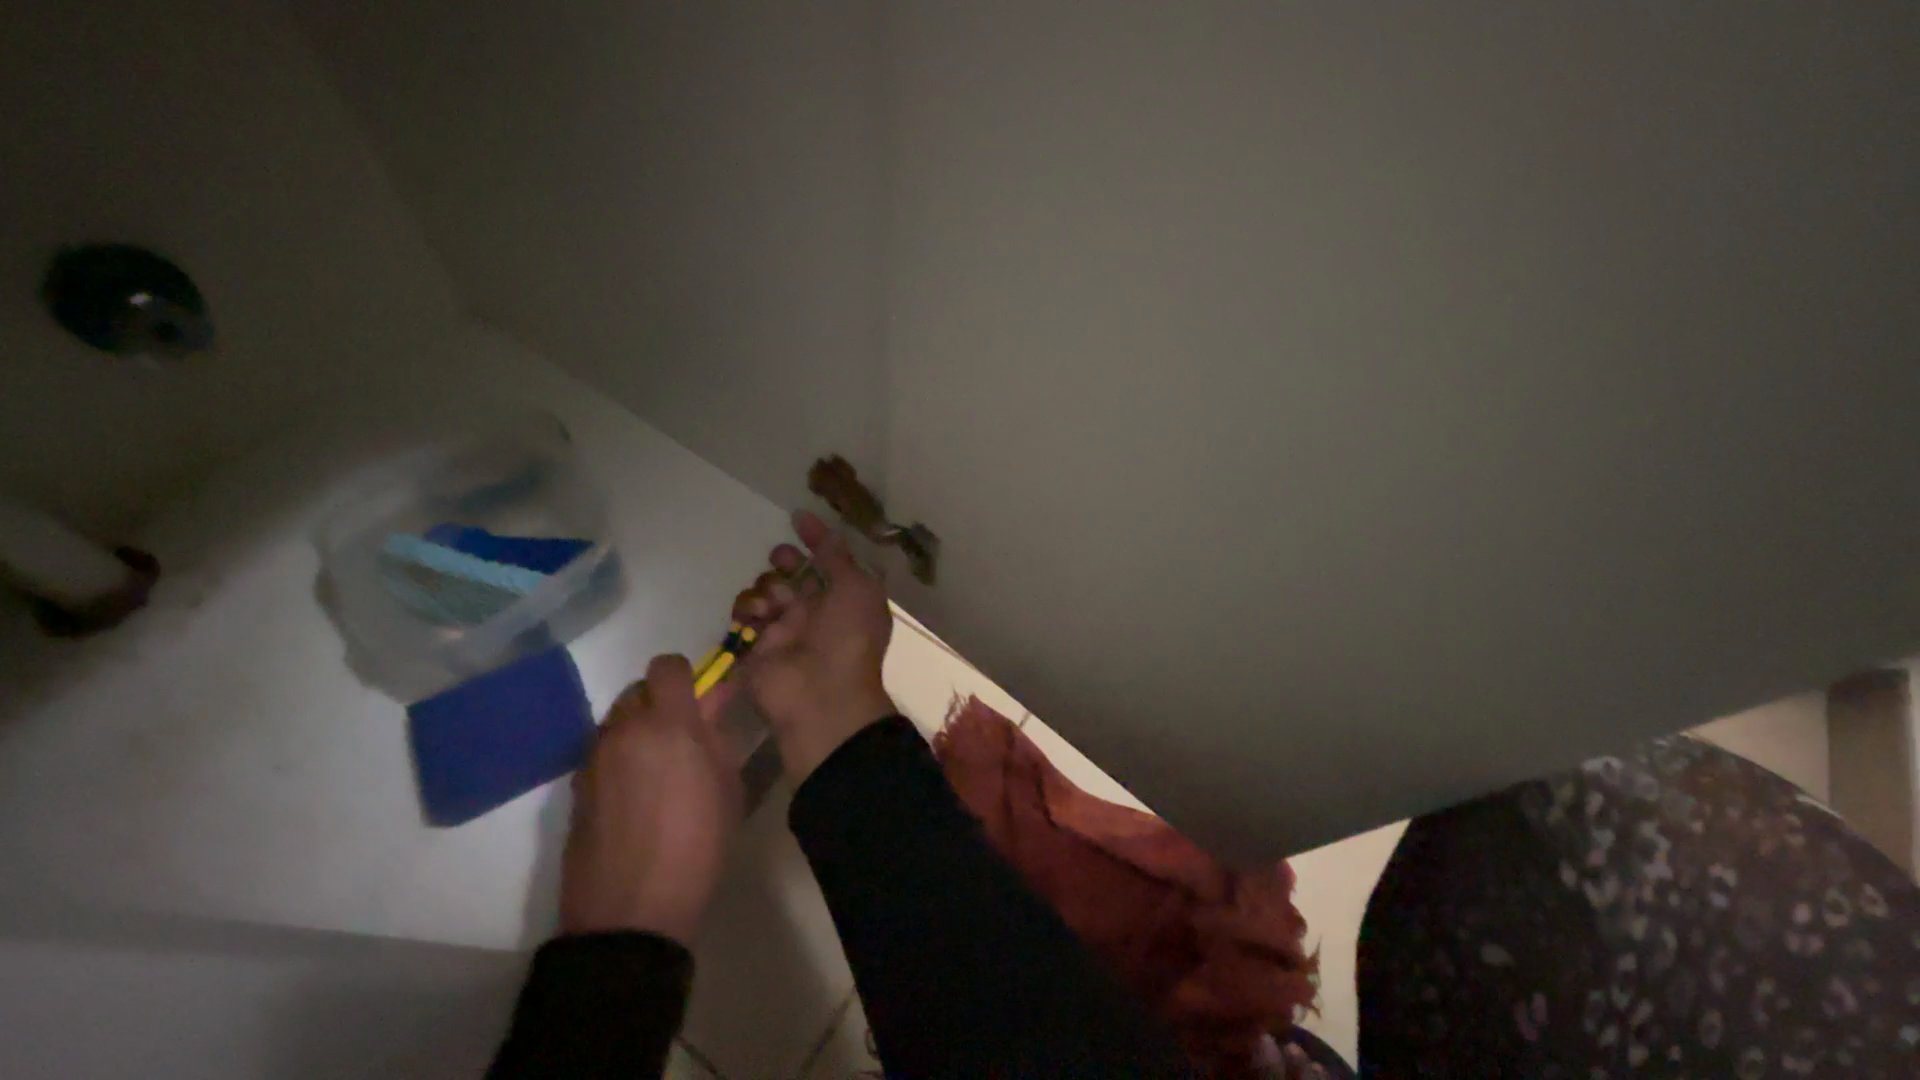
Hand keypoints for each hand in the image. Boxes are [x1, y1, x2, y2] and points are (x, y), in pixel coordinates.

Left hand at [558, 654, 743, 944]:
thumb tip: (714, 703)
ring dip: (637, 733)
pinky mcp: (575, 789)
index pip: (667, 666)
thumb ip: (718, 736)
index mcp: (668, 723)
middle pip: (637, 691)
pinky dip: (618, 762)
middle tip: (681, 740)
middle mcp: (624, 730)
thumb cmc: (698, 846)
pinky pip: (601, 755)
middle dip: (659, 704)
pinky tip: (634, 801)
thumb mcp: (728, 787)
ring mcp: (593, 759)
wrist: (631, 912)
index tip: (699, 702)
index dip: (685, 677)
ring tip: (657, 774)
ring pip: (616, 723)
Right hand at [732, 510, 896, 782]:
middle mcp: (814, 610)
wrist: (821, 698)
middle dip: (784, 559)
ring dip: (767, 586)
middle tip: (781, 559)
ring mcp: (784, 627)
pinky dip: (746, 607)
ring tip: (775, 603)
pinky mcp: (756, 644)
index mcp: (844, 598)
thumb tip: (815, 522)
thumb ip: (836, 555)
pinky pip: (744, 613)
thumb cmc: (848, 639)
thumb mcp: (857, 588)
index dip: (814, 539)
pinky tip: (756, 616)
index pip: (826, 560)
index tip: (797, 518)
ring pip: (766, 588)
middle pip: (792, 572)